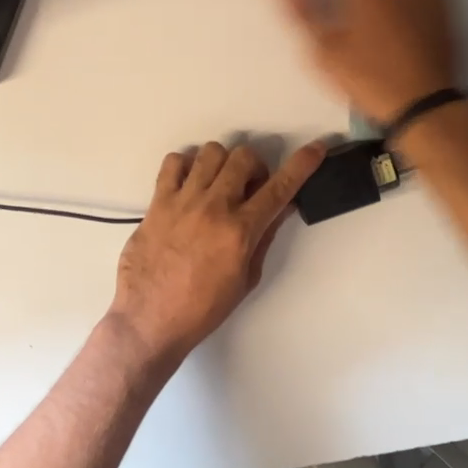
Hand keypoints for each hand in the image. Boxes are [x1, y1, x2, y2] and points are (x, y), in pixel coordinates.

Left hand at [108, 140, 326, 361]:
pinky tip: (189, 185)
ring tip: (217, 184)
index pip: (280, 187)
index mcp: (240, 231)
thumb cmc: (203, 308)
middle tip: (249, 188)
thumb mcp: (246, 279)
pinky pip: (173, 162)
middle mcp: (213, 207)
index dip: (302, 164)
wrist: (151, 318)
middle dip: (255, 167)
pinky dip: (186, 166)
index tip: (316, 148)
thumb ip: (264, 238)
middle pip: (244, 158)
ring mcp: (183, 201)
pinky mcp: (157, 202)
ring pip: (210, 152)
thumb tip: (282, 208)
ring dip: (222, 163)